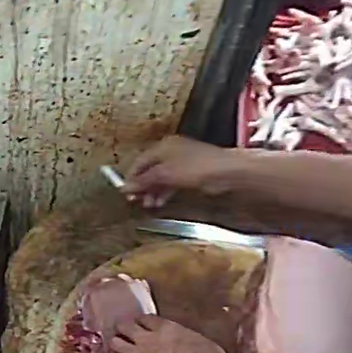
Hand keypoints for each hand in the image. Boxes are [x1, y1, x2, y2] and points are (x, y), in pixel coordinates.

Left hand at [107, 317, 238, 352]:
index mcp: (163, 328)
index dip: (141, 320)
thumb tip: (161, 331)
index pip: (142, 317)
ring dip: (117, 346)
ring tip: (121, 348)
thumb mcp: (192, 335)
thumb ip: (171, 331)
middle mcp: (147, 342)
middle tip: (127, 332)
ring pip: (115, 348)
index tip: (142, 323)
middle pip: (122, 328)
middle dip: (123, 328)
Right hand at [124, 136, 243, 208]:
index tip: (126, 194)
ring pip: (160, 178)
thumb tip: (125, 188)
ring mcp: (181, 163)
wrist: (227, 172)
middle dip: (142, 186)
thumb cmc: (195, 169)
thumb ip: (144, 181)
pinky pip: (171, 183)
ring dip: (152, 192)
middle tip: (135, 202)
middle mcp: (170, 152)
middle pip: (149, 170)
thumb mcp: (165, 175)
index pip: (140, 162)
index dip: (131, 178)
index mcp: (163, 146)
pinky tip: (160, 202)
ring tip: (148, 205)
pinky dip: (164, 192)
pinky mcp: (190, 174)